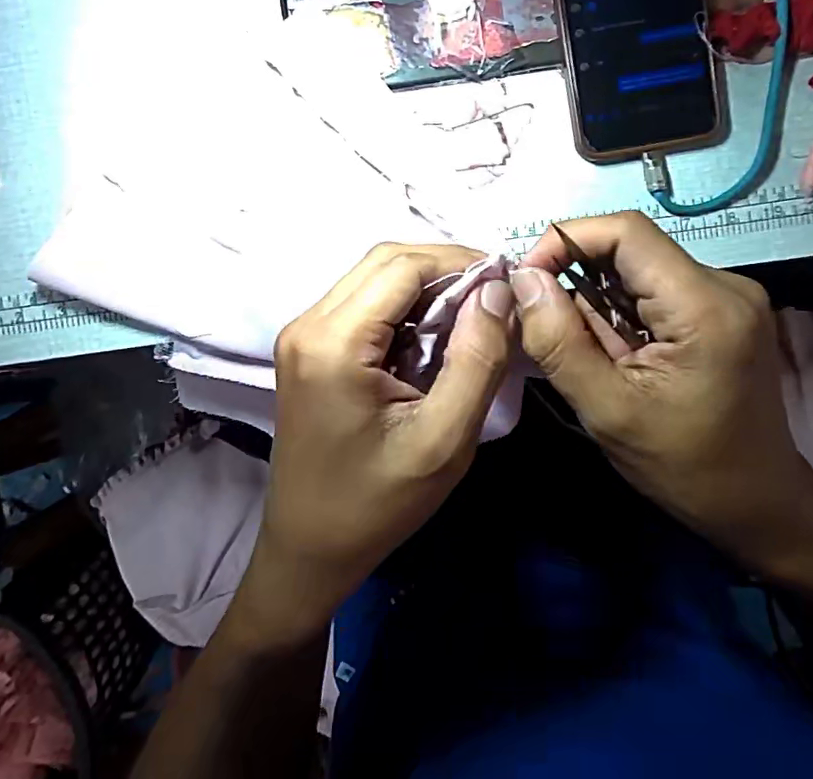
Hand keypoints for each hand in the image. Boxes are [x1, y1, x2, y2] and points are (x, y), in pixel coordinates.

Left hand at [238, 243, 515, 641]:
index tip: (508, 282)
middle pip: (386, 262)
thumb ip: (477, 360)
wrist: (310, 550)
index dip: (461, 262)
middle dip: (447, 267)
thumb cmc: (377, 503)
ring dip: (429, 285)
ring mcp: (305, 335)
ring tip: (474, 314)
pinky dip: (409, 306)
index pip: (404, 266)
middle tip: (495, 296)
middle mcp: (309, 325)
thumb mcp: (444, 439)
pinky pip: (367, 303)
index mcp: (333, 343)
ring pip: (376, 277)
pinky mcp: (312, 348)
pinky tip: (438, 334)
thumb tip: (498, 290)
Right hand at [511, 212, 812, 575]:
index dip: (568, 240)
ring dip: (603, 300)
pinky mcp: (727, 308)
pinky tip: (623, 355)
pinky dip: (627, 311)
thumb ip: (559, 341)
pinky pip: (661, 288)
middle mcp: (726, 284)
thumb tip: (524, 278)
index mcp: (705, 305)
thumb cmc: (685, 468)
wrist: (759, 504)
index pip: (627, 231)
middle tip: (554, 330)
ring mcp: (731, 294)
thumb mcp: (608, 411)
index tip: (530, 279)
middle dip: (582, 279)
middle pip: (633, 249)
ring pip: (643, 269)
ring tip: (597, 356)